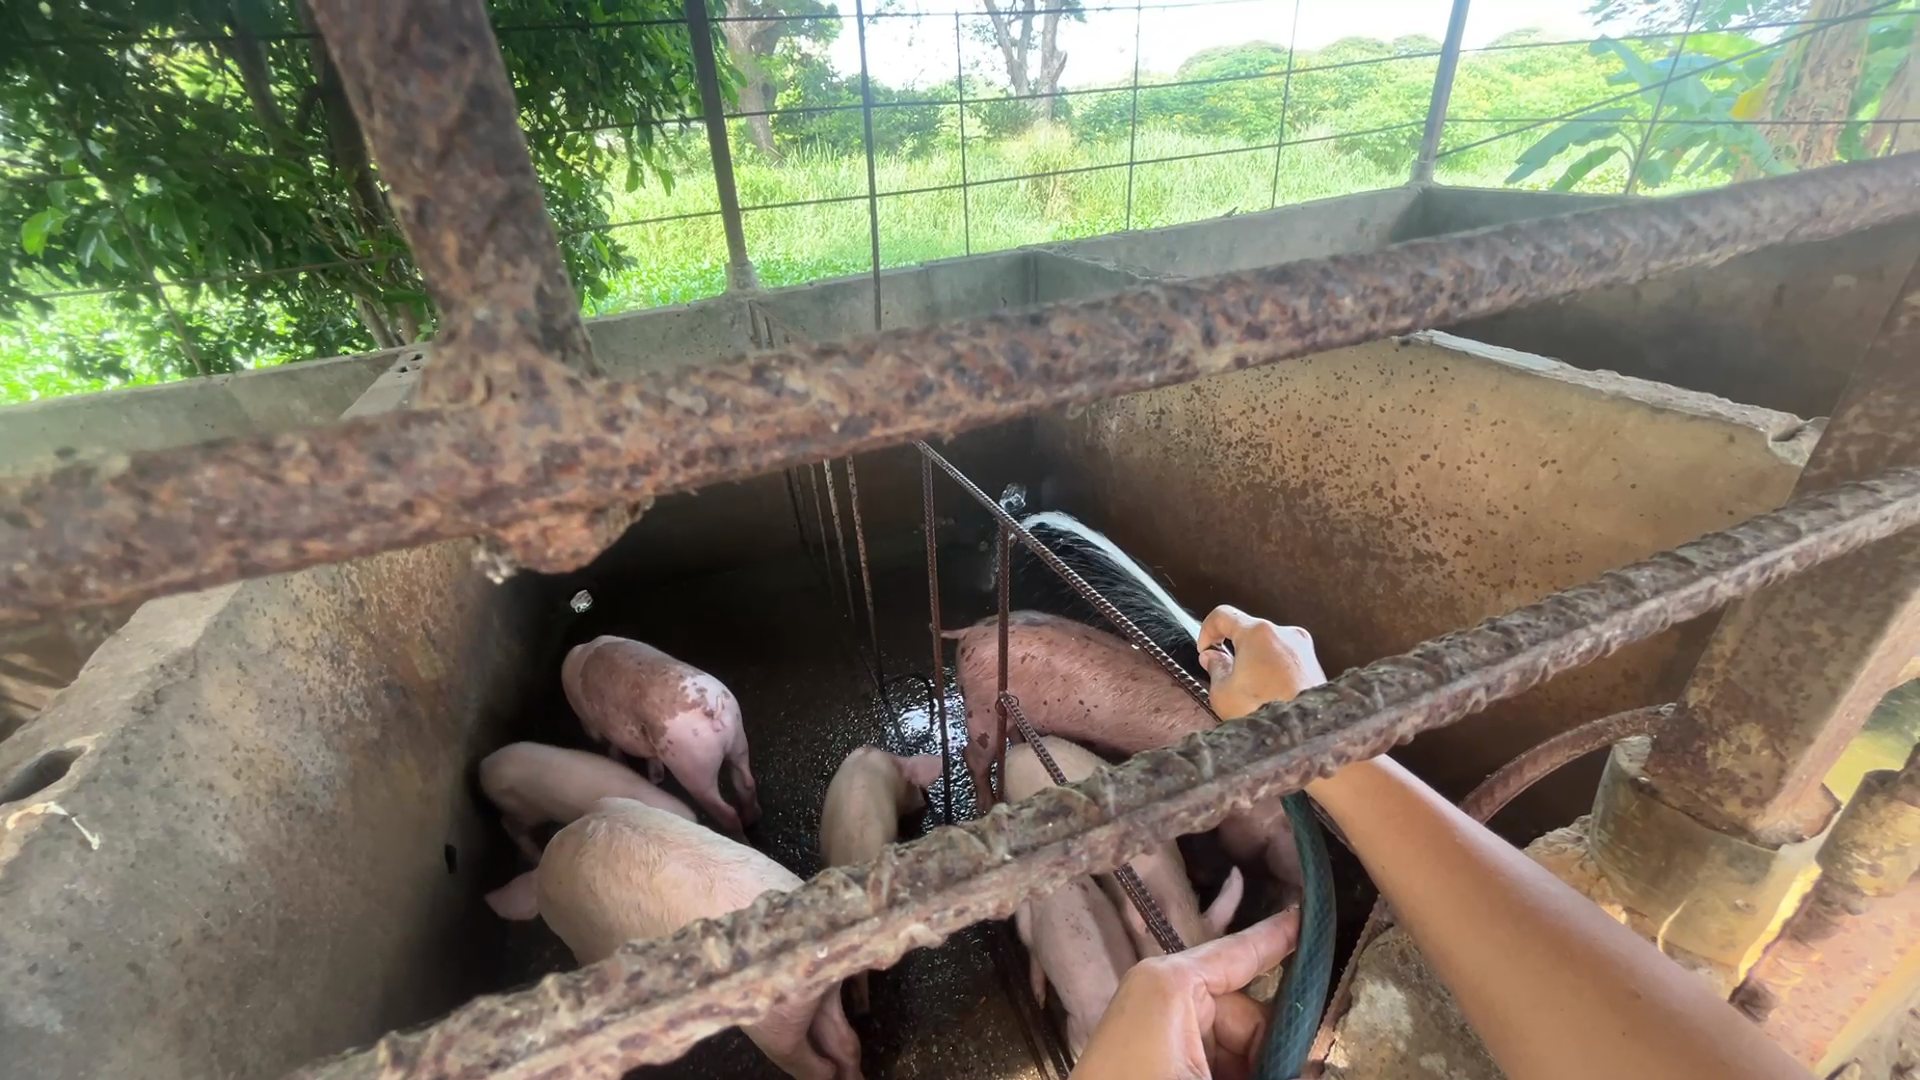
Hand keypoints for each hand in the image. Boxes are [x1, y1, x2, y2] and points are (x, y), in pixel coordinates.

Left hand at [1071, 909, 1300, 1079]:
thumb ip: (1275, 1070)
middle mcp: (1164, 997)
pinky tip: (1251, 1075)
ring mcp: (1157, 1032)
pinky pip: (1210, 1063)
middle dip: (1281, 1050)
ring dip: (1259, 1067)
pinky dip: (1234, 1075)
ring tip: (1288, 1069)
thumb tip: (1313, 1067)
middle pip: (1246, 1015)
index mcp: (1171, 984)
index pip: (1236, 953)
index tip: (1306, 916)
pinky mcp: (1155, 1061)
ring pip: (1233, 1048)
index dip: (1276, 939)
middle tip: (1311, 1069)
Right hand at [1196, 605, 1327, 719]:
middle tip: (1223, 672)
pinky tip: (1268, 694)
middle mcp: (1284, 634)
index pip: (1223, 615)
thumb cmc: (1264, 712)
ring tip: (1248, 689)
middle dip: (1232, 648)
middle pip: (1248, 630)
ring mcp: (1303, 649)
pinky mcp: (1316, 666)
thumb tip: (1212, 658)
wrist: (1306, 737)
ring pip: (1268, 646)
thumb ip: (1215, 668)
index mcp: (1257, 633)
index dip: (1207, 630)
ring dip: (1253, 660)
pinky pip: (1286, 660)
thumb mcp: (1223, 692)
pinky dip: (1273, 670)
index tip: (1205, 649)